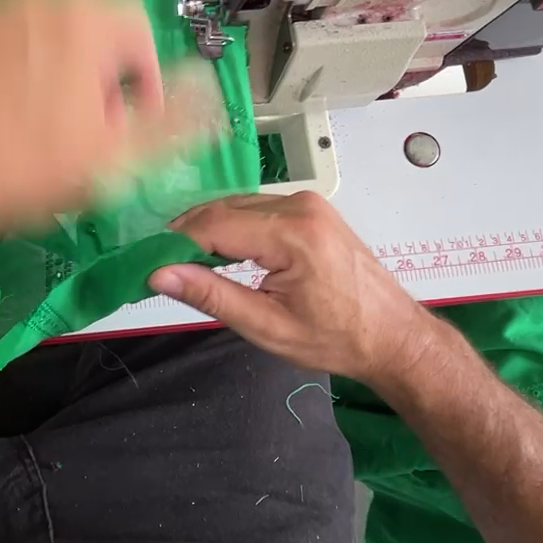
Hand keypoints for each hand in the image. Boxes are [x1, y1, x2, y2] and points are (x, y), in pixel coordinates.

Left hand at [0, 0, 201, 227]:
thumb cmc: (21, 164)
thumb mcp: (114, 155)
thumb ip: (174, 122)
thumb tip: (211, 98)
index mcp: (88, 10)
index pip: (140, 35)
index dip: (144, 86)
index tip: (129, 127)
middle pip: (97, 25)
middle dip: (103, 71)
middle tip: (90, 126)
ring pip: (54, 26)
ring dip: (66, 64)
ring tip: (50, 119)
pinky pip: (13, 31)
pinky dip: (25, 59)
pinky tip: (11, 105)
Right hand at [148, 192, 452, 386]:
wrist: (394, 336)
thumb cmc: (335, 339)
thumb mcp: (266, 326)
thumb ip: (211, 295)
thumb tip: (159, 273)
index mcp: (293, 234)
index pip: (213, 224)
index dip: (175, 243)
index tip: (148, 263)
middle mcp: (300, 206)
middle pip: (222, 209)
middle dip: (187, 235)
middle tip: (160, 265)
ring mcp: (307, 202)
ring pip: (236, 205)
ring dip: (207, 229)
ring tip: (186, 263)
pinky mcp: (310, 208)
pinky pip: (255, 208)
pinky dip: (231, 226)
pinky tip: (219, 251)